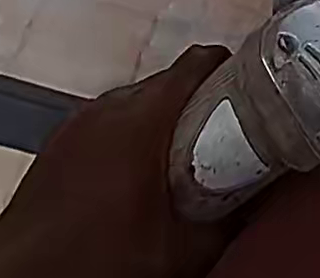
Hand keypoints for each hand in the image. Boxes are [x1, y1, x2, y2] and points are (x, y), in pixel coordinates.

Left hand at [0, 45, 233, 277]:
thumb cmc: (94, 265)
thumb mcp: (179, 251)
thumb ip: (227, 219)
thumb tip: (261, 198)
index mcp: (142, 118)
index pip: (198, 62)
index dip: (227, 68)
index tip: (245, 86)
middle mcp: (109, 106)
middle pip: (169, 81)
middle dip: (196, 104)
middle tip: (217, 140)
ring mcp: (79, 121)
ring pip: (137, 100)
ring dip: (159, 120)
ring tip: (174, 164)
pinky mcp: (58, 141)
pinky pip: (107, 120)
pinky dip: (126, 135)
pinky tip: (129, 179)